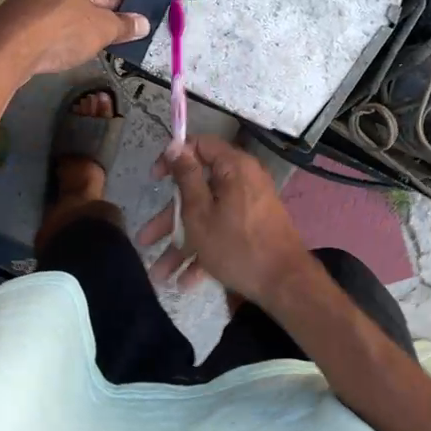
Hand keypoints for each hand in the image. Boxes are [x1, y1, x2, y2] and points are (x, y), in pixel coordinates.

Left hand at [0, 0, 148, 78]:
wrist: (6, 50)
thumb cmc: (60, 28)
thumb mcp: (101, 28)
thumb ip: (124, 25)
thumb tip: (143, 24)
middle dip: (117, 1)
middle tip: (142, 9)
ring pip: (79, 5)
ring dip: (99, 18)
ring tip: (124, 30)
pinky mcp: (29, 20)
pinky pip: (63, 20)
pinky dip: (80, 28)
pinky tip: (94, 42)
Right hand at [139, 136, 314, 304]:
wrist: (285, 284)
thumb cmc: (237, 245)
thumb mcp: (200, 213)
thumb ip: (186, 178)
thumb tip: (176, 145)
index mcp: (234, 167)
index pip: (200, 145)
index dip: (174, 157)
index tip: (155, 178)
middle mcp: (244, 181)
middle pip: (199, 189)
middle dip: (169, 218)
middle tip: (146, 238)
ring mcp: (249, 206)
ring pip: (208, 217)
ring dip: (182, 244)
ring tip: (159, 274)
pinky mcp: (253, 228)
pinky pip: (223, 232)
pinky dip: (205, 252)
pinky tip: (185, 281)